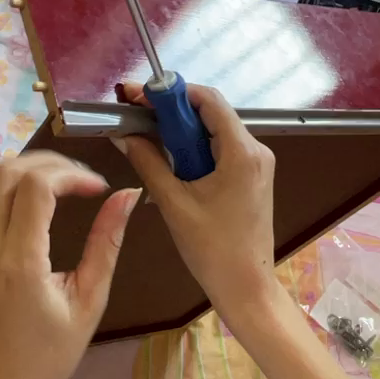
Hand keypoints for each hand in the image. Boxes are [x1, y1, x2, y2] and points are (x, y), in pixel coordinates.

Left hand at [0, 152, 138, 378]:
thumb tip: (127, 195)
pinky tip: (36, 200)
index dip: (71, 173)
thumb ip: (106, 243)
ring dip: (26, 169)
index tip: (98, 187)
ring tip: (62, 183)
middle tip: (82, 179)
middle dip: (49, 163)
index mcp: (20, 263)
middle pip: (7, 171)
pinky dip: (9, 186)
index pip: (36, 186)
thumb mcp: (89, 302)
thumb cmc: (48, 358)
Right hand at [117, 83, 280, 327]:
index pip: (207, 100)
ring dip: (181, 129)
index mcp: (241, 152)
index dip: (172, 91)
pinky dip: (194, 146)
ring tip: (146, 132)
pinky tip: (170, 156)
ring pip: (214, 129)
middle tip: (135, 111)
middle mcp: (255, 149)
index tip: (140, 94)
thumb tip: (123, 135)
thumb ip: (148, 162)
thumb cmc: (212, 248)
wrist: (246, 287)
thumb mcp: (173, 203)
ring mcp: (256, 162)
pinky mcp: (251, 175)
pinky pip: (220, 147)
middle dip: (172, 109)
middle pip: (210, 112)